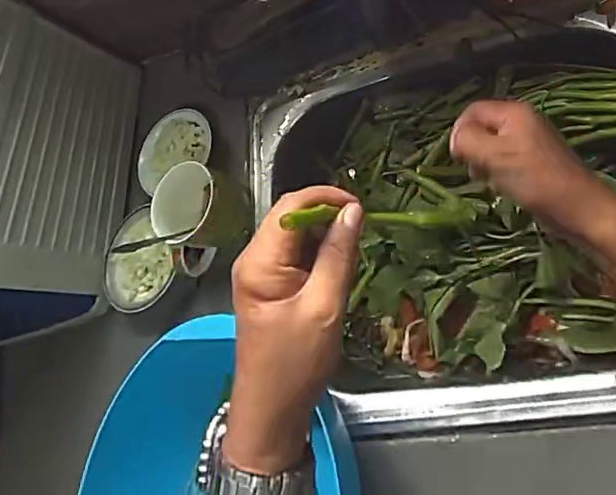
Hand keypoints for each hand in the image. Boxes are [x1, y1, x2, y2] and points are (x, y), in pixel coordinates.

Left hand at [225, 186, 363, 474]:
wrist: (270, 416)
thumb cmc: (294, 366)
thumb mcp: (324, 308)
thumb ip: (339, 255)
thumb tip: (354, 211)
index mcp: (259, 260)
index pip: (291, 207)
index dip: (325, 198)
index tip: (358, 207)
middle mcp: (254, 258)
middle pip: (292, 216)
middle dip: (327, 214)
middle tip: (361, 227)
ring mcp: (261, 271)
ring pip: (297, 233)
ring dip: (325, 234)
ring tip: (354, 246)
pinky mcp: (271, 284)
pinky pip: (297, 253)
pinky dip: (320, 252)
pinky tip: (339, 265)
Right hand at [450, 100, 615, 233]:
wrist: (581, 209)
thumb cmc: (536, 180)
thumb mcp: (495, 156)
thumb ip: (468, 141)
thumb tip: (455, 139)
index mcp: (514, 112)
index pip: (473, 110)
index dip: (460, 131)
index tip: (458, 158)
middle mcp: (523, 120)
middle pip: (483, 127)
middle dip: (473, 148)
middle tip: (476, 172)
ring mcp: (532, 141)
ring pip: (494, 145)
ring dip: (486, 163)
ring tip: (490, 182)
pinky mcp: (537, 161)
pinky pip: (508, 159)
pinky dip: (500, 172)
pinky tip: (504, 188)